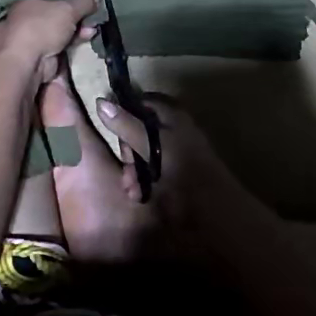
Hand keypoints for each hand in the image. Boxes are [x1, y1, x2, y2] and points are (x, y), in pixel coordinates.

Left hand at [0, 0, 98, 81]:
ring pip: (64, 19)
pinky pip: (65, 35)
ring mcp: (38, 28)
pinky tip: (89, 34)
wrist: (27, 62)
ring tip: (95, 21)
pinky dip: (77, 34)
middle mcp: (32, 8)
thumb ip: (84, 0)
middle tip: (95, 2)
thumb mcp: (67, 8)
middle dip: (79, 1)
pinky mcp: (46, 45)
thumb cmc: (42, 26)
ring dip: (81, 20)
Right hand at [93, 93, 262, 241]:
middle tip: (127, 166)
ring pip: (140, 156)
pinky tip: (138, 196)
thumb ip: (126, 125)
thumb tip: (101, 101)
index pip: (143, 102)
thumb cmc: (185, 172)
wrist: (213, 214)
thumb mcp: (152, 145)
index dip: (126, 112)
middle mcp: (172, 133)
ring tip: (132, 188)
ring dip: (131, 172)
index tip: (112, 127)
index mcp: (173, 117)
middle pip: (137, 131)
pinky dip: (140, 183)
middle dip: (127, 151)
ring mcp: (172, 156)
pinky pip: (147, 174)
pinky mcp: (171, 179)